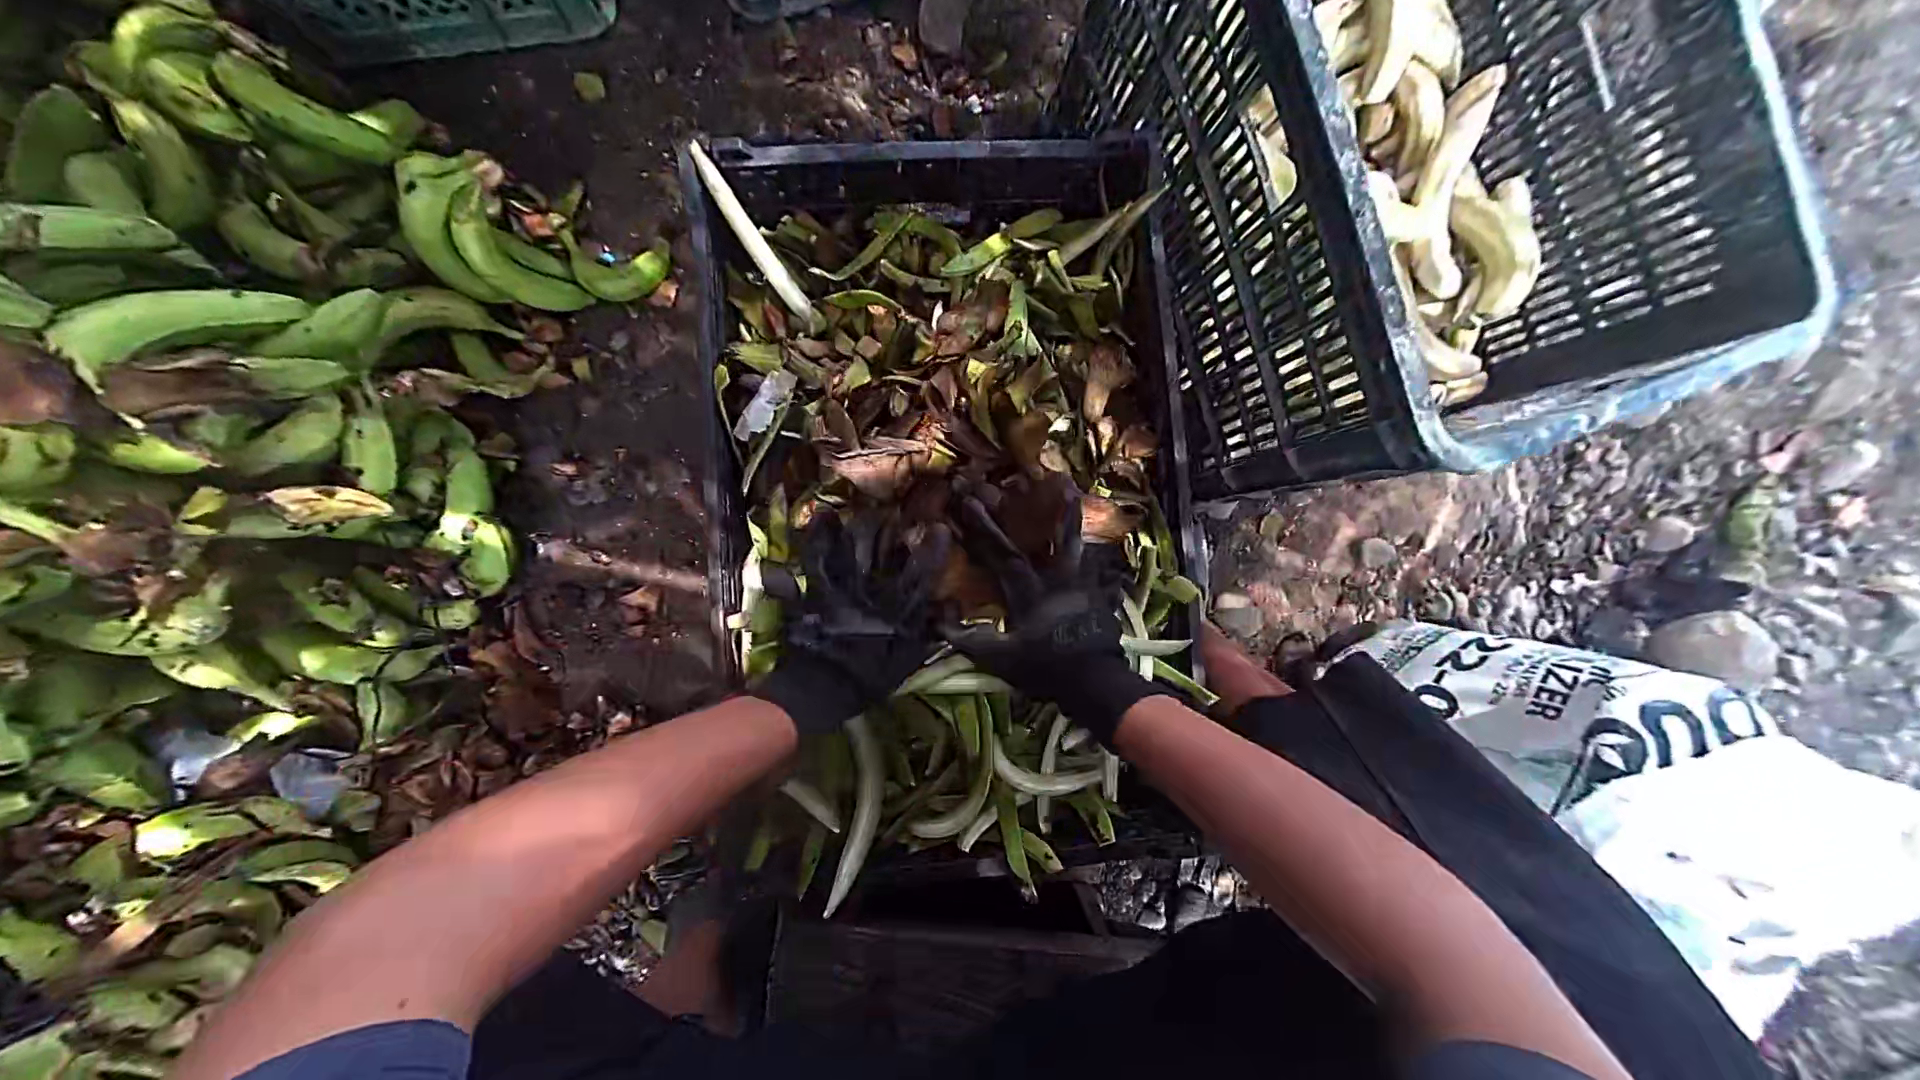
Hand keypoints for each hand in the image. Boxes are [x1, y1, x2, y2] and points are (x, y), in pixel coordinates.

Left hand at [752, 512, 947, 734]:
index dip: (931, 553)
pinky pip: (813, 563)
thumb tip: (953, 603)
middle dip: (888, 530)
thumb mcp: (906, 662)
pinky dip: (815, 541)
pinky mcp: (814, 595)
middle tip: (894, 509)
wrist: (818, 694)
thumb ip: (929, 634)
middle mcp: (869, 596)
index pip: (919, 578)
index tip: (940, 530)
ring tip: (862, 507)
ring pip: (849, 553)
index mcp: (895, 613)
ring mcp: (839, 593)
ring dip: (855, 529)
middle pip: (881, 555)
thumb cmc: (866, 681)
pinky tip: (822, 518)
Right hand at [946, 485, 1161, 745]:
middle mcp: (1053, 579)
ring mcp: (1078, 582)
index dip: (983, 527)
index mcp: (1027, 593)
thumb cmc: (1045, 670)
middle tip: (1011, 481)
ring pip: (1070, 541)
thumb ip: (967, 639)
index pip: (1001, 554)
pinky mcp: (1094, 590)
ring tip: (1067, 485)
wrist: (1095, 681)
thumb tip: (938, 617)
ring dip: (1066, 513)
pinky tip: (1083, 527)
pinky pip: (1087, 557)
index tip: (967, 501)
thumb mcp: (999, 660)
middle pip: (1035, 538)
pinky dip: (1083, 541)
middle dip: (1019, 510)